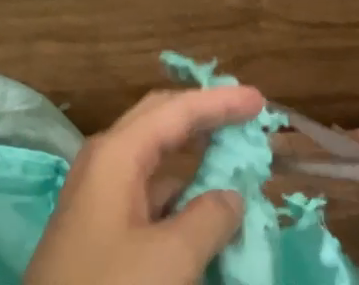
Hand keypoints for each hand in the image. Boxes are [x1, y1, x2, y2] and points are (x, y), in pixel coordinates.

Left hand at [25, 85, 265, 284]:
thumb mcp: (171, 258)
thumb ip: (209, 218)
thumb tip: (230, 196)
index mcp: (117, 154)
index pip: (175, 110)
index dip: (219, 102)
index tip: (259, 100)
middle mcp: (105, 163)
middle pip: (160, 122)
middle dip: (203, 115)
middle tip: (245, 115)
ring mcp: (99, 196)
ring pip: (155, 161)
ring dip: (194, 158)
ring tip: (235, 161)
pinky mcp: (100, 230)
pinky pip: (149, 196)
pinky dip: (180, 195)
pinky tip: (205, 210)